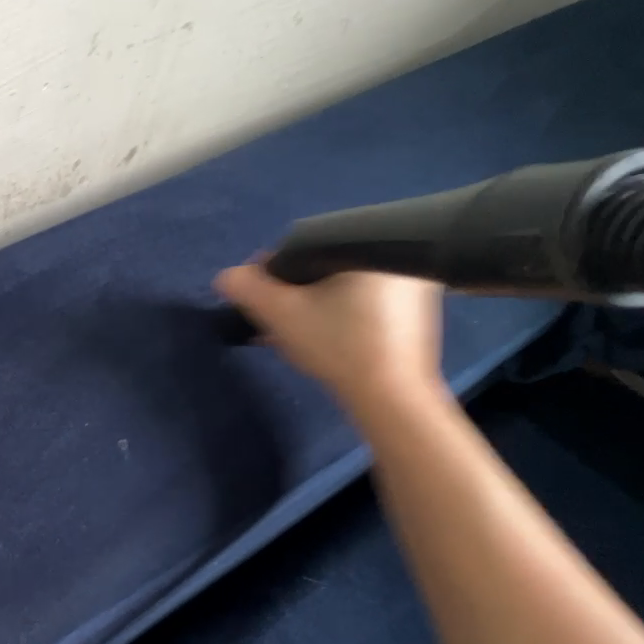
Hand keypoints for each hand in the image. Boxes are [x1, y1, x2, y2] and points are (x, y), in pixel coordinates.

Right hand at [215, 263, 445, 413]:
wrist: (390, 396)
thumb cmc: (338, 345)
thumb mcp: (278, 313)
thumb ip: (245, 287)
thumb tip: (227, 277)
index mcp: (371, 247)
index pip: (304, 247)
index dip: (271, 271)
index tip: (256, 298)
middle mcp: (398, 259)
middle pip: (324, 268)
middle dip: (291, 291)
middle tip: (272, 318)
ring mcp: (413, 287)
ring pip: (342, 286)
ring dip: (311, 303)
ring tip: (290, 329)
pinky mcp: (415, 313)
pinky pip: (362, 301)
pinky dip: (336, 312)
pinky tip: (320, 334)